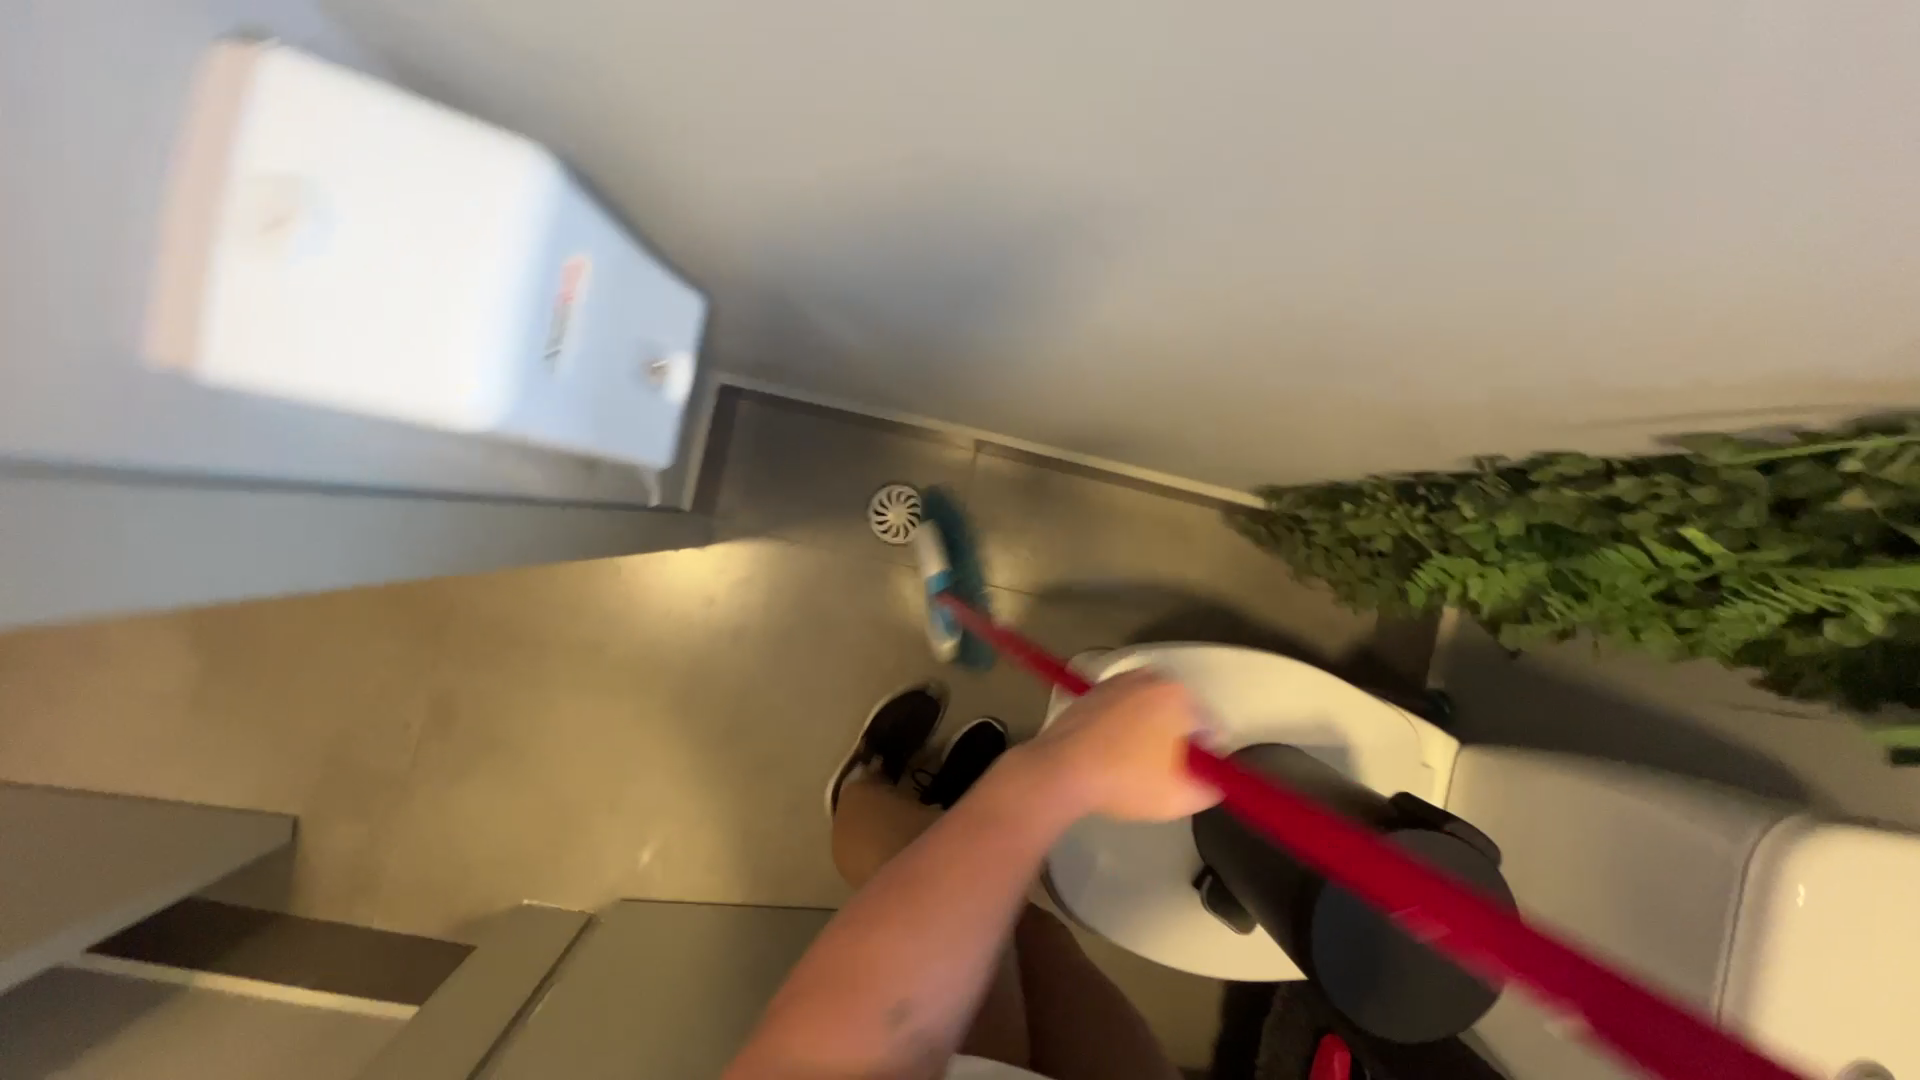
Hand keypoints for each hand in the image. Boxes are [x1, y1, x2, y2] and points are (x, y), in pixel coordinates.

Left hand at [1016, 670, 1221, 821]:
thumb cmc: (1126, 780)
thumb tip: (1214, 779)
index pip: (1210, 728)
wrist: (1061, 770)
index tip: (1192, 778)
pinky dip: (1122, 727)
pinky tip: (1111, 754)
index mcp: (1178, 695)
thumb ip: (1212, 786)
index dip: (1206, 758)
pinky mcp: (1091, 691)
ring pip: (1148, 711)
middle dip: (1176, 741)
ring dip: (1149, 733)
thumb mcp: (1182, 797)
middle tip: (1163, 773)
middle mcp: (1150, 677)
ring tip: (1134, 766)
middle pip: (1179, 714)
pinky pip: (1121, 711)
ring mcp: (1117, 681)